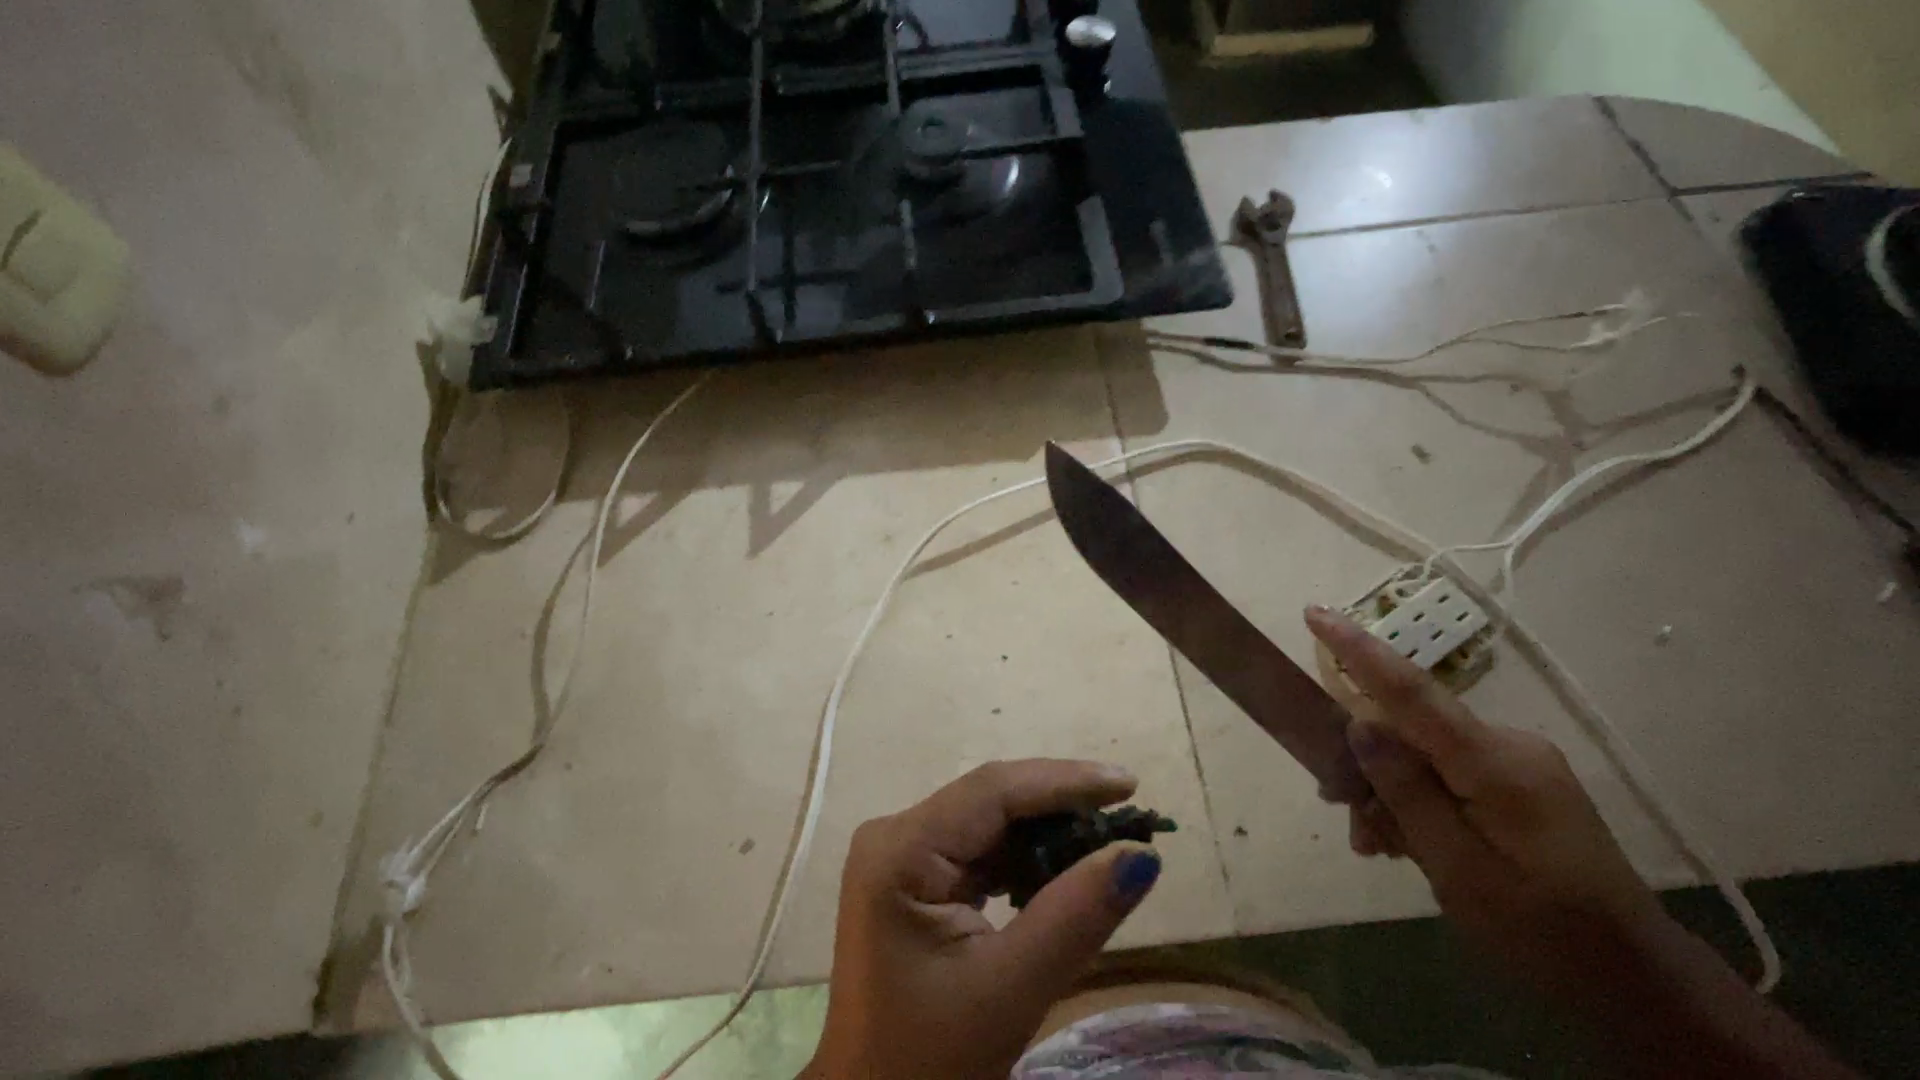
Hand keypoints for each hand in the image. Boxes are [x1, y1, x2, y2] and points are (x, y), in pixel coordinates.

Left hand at [803, 760, 1162, 1079]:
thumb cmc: (931, 1056)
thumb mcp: (1010, 989)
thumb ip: (1075, 916)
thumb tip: (1141, 853)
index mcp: (900, 850)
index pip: (993, 791)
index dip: (1065, 781)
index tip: (1130, 785)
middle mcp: (895, 837)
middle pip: (991, 801)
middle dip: (1062, 807)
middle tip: (1132, 818)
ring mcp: (902, 857)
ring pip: (991, 824)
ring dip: (1050, 834)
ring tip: (1112, 843)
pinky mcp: (916, 881)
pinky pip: (982, 853)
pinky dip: (1029, 861)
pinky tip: (1069, 872)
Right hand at [1305, 606, 1669, 993]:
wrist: (1633, 977)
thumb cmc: (1543, 932)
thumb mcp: (1460, 873)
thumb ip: (1407, 794)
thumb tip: (1360, 725)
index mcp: (1497, 764)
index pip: (1413, 693)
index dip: (1358, 651)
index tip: (1314, 614)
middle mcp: (1508, 746)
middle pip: (1410, 729)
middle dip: (1366, 764)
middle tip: (1339, 813)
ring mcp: (1518, 763)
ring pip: (1423, 756)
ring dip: (1390, 794)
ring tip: (1377, 846)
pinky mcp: (1518, 784)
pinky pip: (1447, 775)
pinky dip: (1418, 803)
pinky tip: (1406, 844)